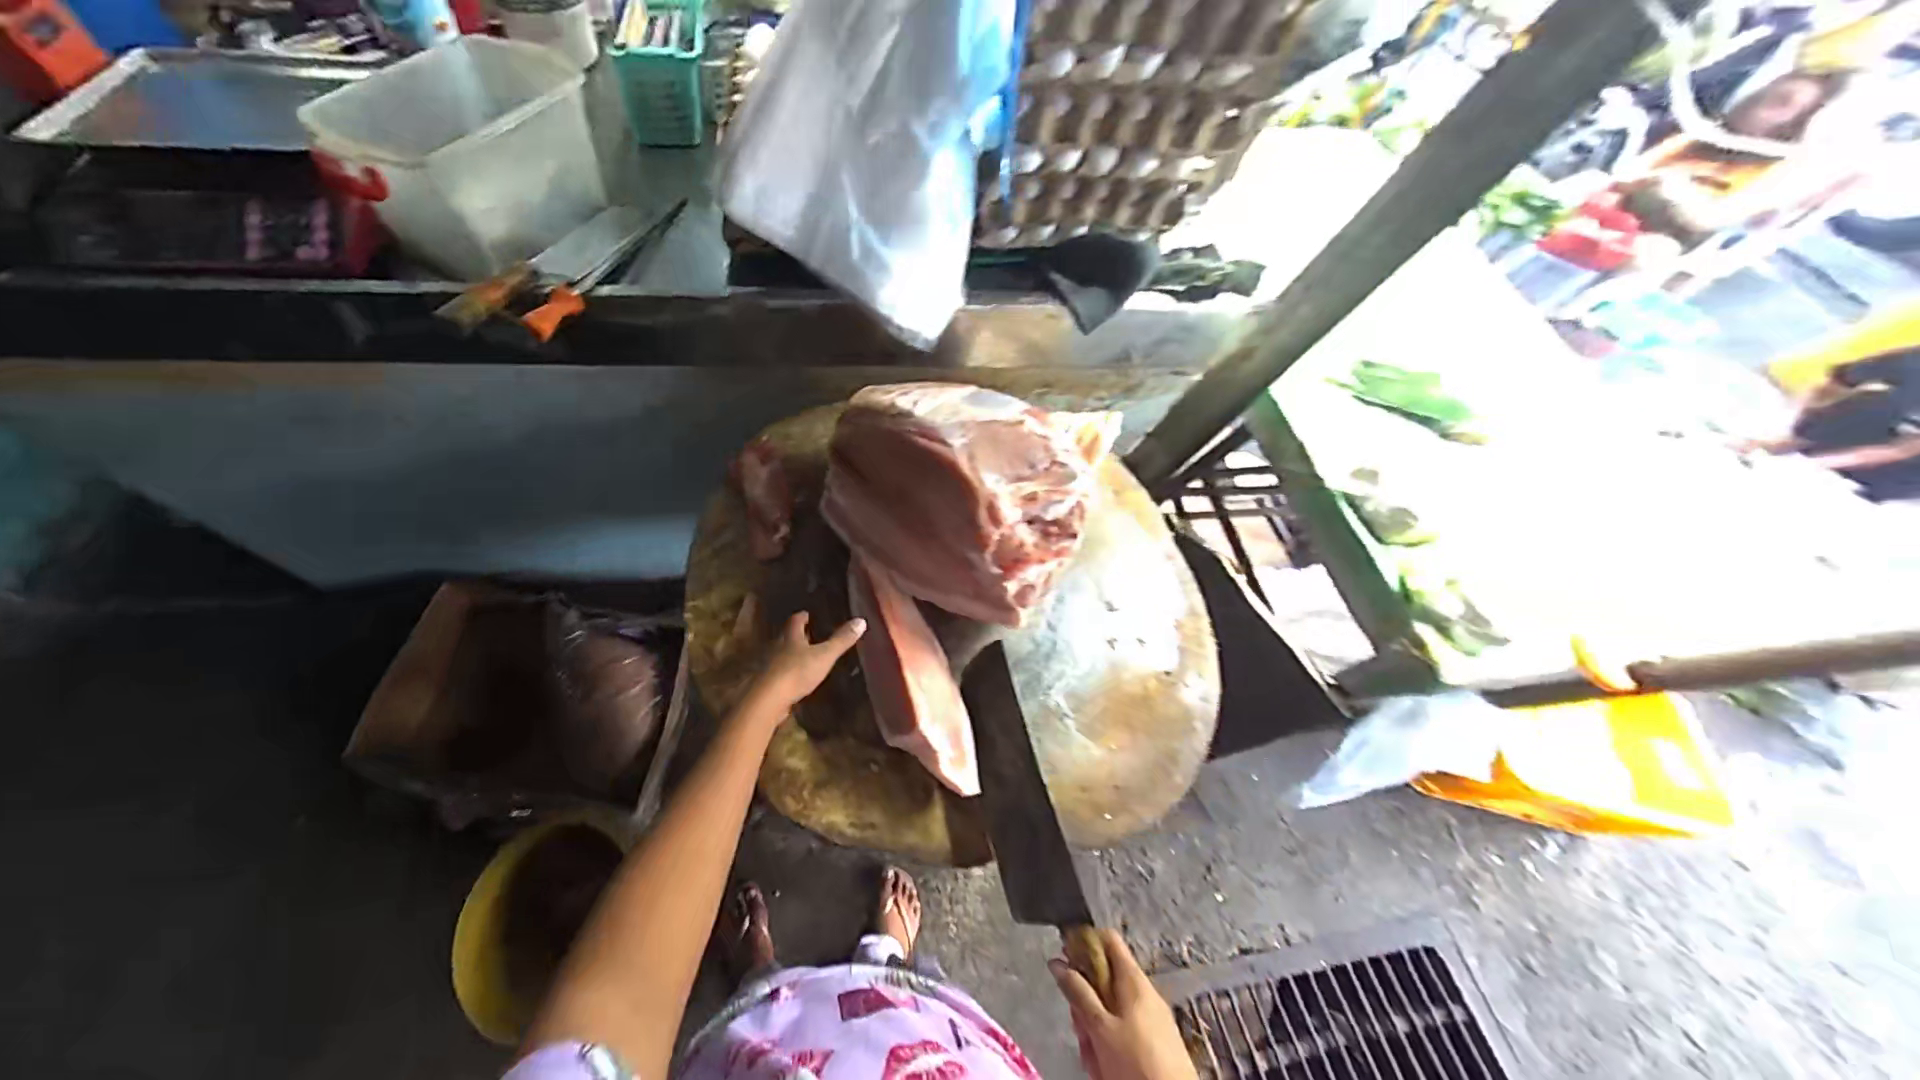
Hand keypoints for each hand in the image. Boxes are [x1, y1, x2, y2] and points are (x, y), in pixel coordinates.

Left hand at [748, 612, 864, 711]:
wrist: (768, 699)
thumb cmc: (797, 672)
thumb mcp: (824, 655)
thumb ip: (841, 640)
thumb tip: (861, 620)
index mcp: (790, 637)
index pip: (795, 622)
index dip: (801, 617)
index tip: (807, 614)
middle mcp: (777, 648)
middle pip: (785, 637)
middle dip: (796, 635)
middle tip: (808, 634)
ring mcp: (770, 666)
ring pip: (780, 655)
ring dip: (790, 654)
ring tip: (804, 656)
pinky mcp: (767, 684)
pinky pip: (779, 673)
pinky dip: (787, 673)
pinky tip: (795, 679)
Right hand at [1050, 929, 1196, 1079]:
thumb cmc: (1136, 1062)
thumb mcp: (1099, 1027)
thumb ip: (1078, 993)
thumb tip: (1058, 962)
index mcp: (1133, 979)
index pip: (1107, 939)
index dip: (1085, 943)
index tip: (1066, 960)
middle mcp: (1143, 992)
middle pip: (1104, 979)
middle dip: (1085, 1002)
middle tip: (1080, 1028)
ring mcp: (1149, 1018)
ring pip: (1109, 1010)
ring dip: (1094, 1031)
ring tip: (1093, 1058)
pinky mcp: (1153, 1042)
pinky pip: (1122, 1032)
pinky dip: (1108, 1046)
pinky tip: (1105, 1070)